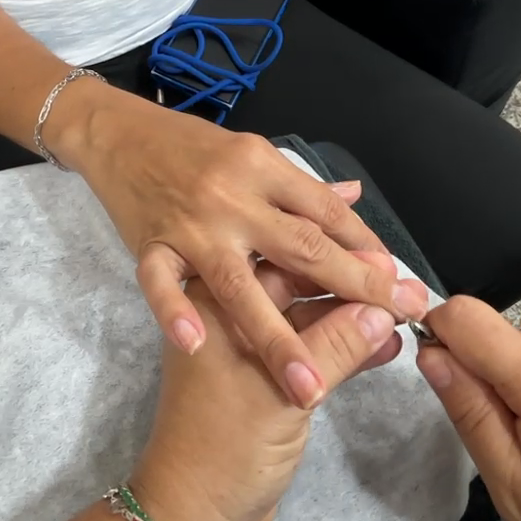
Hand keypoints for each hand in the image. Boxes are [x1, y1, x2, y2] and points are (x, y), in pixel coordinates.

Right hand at [45, 81, 427, 406]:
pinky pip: (161, 283)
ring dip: (276, 338)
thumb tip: (352, 198)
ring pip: (239, 284)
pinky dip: (174, 311)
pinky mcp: (150, 245)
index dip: (366, 246)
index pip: (326, 211)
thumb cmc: (188, 144)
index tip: (398, 279)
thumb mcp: (250, 154)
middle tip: (403, 317)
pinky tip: (195, 341)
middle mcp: (232, 195)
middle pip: (302, 246)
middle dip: (356, 286)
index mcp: (261, 165)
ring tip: (310, 388)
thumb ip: (297, 184)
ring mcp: (191, 224)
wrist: (118, 132)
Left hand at [130, 264, 405, 520]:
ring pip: (310, 317)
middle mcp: (232, 310)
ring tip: (404, 315)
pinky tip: (385, 345)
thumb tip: (384, 306)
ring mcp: (251, 344)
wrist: (195, 514)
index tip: (386, 263)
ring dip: (355, 319)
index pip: (283, 261)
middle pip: (300, 284)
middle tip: (403, 286)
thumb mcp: (284, 390)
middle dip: (352, 286)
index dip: (336, 260)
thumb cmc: (223, 443)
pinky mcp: (268, 375)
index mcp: (218, 298)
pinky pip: (311, 348)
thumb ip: (335, 345)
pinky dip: (345, 348)